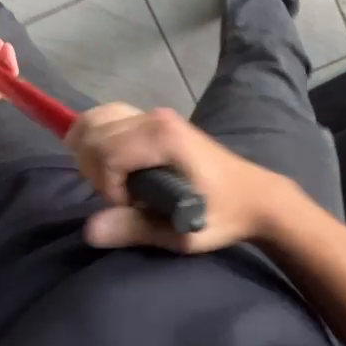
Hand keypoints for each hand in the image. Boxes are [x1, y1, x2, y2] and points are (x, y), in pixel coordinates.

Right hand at [66, 103, 300, 252]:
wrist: (254, 195)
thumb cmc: (223, 215)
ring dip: (90, 153)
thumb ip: (136, 229)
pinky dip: (95, 138)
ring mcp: (152, 113)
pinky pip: (106, 117)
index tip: (132, 210)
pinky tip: (108, 164)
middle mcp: (154, 118)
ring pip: (94, 120)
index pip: (106, 154)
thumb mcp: (183, 232)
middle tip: (120, 198)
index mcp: (164, 140)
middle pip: (94, 134)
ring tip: (111, 181)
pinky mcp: (150, 117)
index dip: (108, 188)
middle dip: (95, 170)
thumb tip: (90, 230)